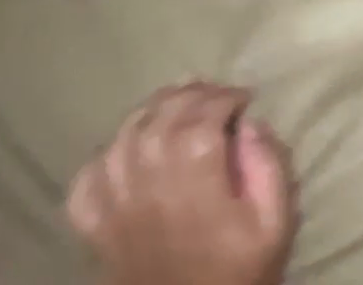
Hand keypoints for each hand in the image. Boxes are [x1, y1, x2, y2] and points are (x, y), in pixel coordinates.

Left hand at [67, 82, 297, 284]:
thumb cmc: (242, 273)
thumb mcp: (275, 222)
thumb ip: (268, 167)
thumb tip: (250, 125)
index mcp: (196, 188)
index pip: (201, 120)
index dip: (223, 98)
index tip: (245, 98)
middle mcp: (149, 191)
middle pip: (158, 121)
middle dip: (189, 95)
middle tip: (215, 94)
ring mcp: (116, 211)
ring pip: (122, 140)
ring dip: (150, 111)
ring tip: (178, 104)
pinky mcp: (95, 232)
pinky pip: (87, 180)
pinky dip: (106, 154)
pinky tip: (131, 147)